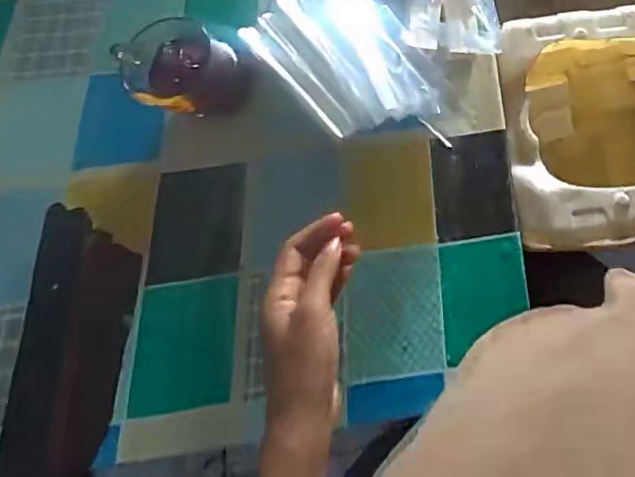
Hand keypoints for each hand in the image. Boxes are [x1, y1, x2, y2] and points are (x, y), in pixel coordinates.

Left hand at [261, 214, 360, 469]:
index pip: (293, 250)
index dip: (316, 231)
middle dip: (326, 242)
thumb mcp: (313, 312)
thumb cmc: (306, 361)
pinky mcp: (314, 330)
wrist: (306, 414)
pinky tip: (350, 271)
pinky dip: (337, 278)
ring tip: (357, 249)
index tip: (342, 221)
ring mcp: (300, 315)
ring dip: (334, 259)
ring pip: (317, 275)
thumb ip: (323, 274)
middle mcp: (285, 300)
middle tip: (353, 233)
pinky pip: (325, 293)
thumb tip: (333, 242)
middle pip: (304, 260)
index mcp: (277, 294)